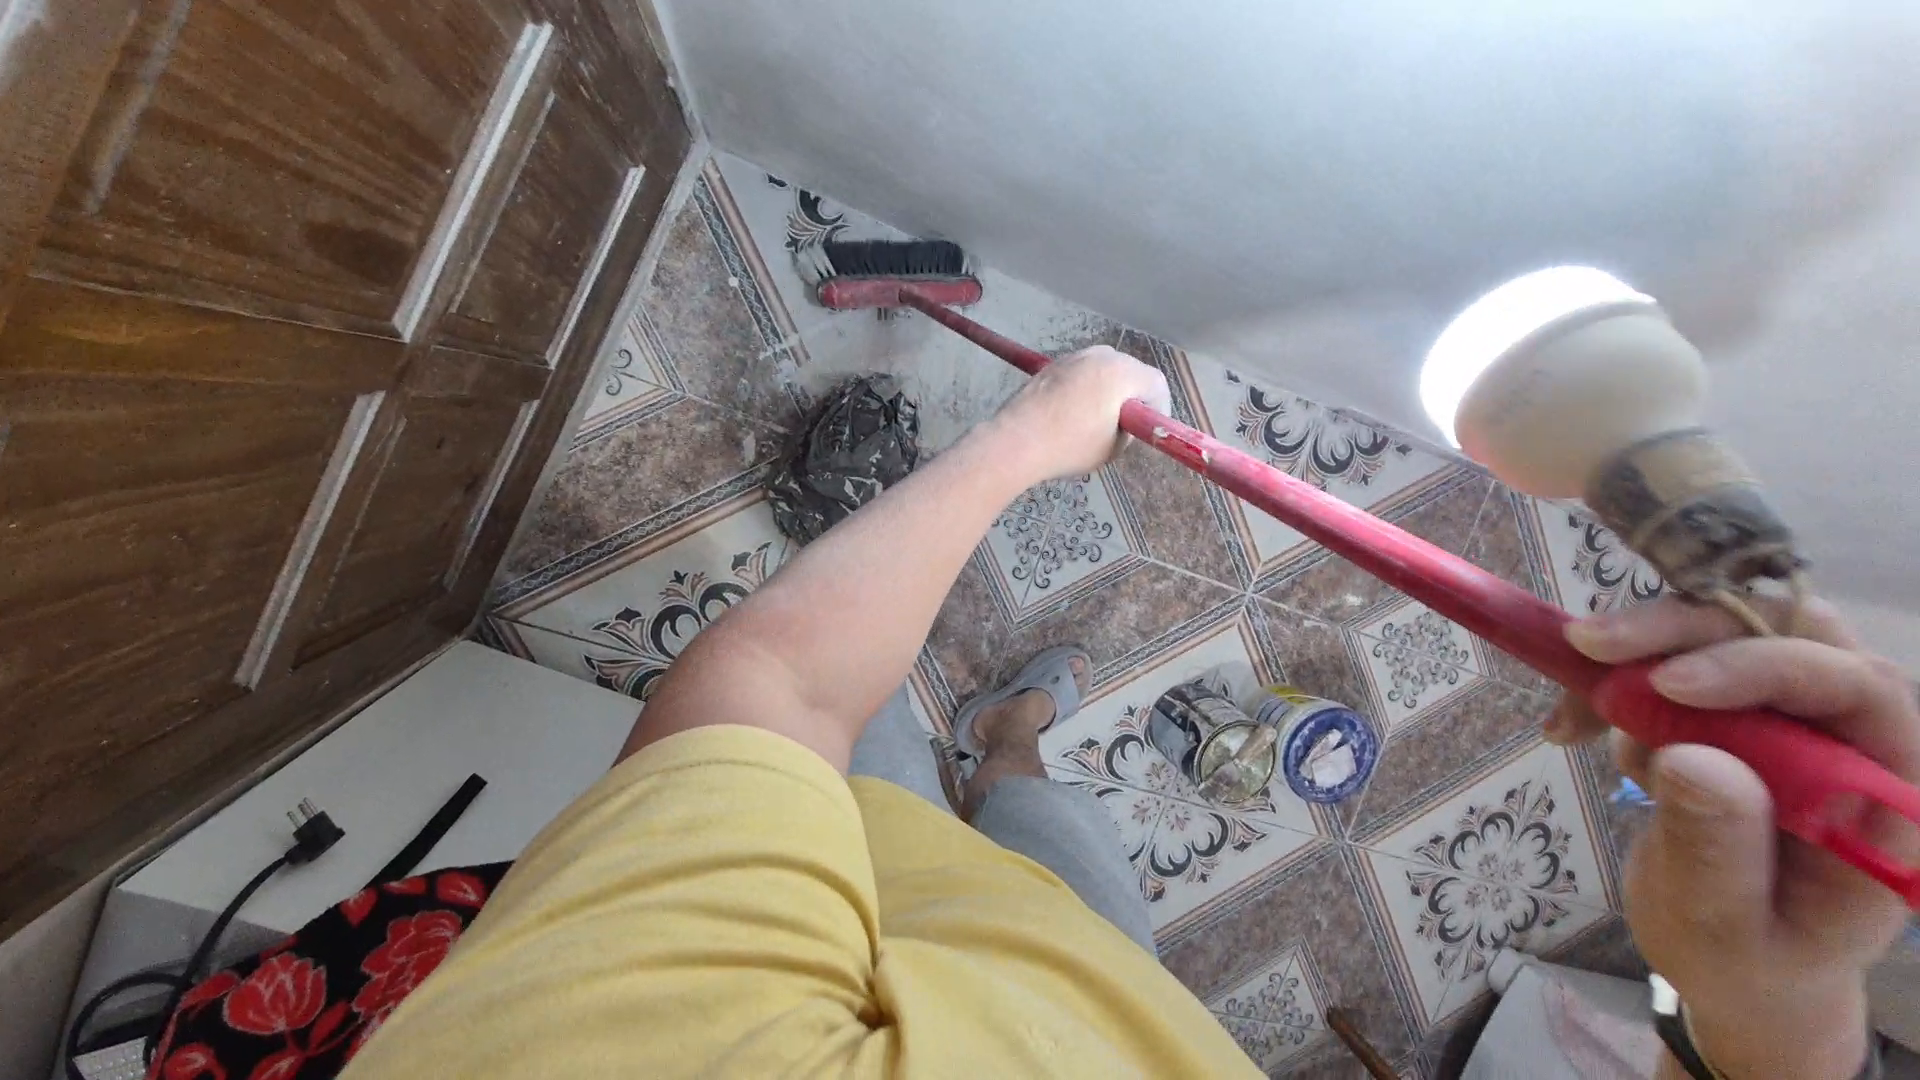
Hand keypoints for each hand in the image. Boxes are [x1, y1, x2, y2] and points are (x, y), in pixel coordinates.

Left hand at [987, 346, 1171, 481]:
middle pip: (1130, 372)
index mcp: (1121, 372)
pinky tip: (1071, 414)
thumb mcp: (1113, 447)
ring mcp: (1072, 357)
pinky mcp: (1051, 365)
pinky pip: (1079, 375)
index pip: (1156, 383)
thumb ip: (1129, 430)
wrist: (1016, 440)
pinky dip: (1083, 390)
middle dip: (1132, 396)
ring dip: (1107, 391)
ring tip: (1095, 422)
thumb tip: (1124, 422)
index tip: (1149, 428)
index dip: (1159, 408)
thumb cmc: (1069, 446)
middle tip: (1124, 426)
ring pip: (1103, 371)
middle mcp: (1100, 355)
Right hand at [1553, 597, 1917, 1078]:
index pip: (1850, 686)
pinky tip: (1569, 729)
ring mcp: (1781, 720)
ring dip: (1634, 651)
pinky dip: (1602, 680)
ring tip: (1577, 713)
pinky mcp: (1720, 715)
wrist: (1733, 960)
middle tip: (1587, 644)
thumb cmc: (1747, 956)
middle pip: (1783, 630)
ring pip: (1718, 632)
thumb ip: (1719, 846)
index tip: (1663, 683)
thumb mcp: (1726, 921)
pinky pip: (1659, 662)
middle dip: (1680, 628)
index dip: (1758, 667)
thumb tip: (1687, 757)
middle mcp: (1846, 737)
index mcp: (1885, 791)